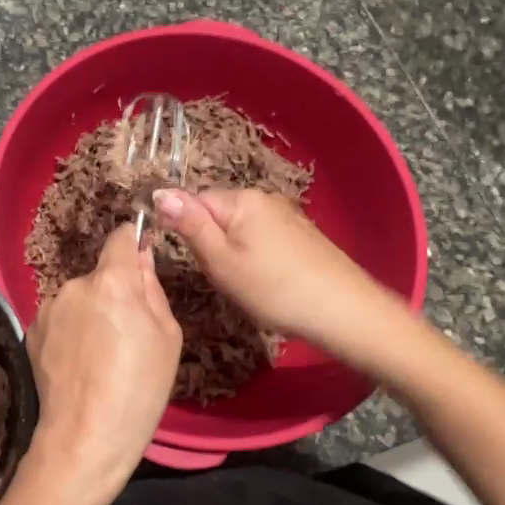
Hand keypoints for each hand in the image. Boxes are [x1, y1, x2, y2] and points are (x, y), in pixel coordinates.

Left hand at [25, 224, 181, 504]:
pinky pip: (61, 318)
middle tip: (129, 332)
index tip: (143, 257)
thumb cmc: (138, 389)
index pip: (121, 237)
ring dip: (91, 312)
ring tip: (102, 355)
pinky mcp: (32, 330)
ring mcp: (48, 307)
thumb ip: (151, 288)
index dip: (134, 242)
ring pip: (80, 297)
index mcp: (111, 281)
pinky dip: (72, 331)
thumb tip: (141, 257)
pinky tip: (80, 363)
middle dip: (115, 292)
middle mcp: (74, 284)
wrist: (85, 437)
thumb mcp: (167, 337)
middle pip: (101, 274)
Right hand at [152, 188, 420, 366]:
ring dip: (234, 252)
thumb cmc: (274, 289)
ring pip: (241, 229)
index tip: (197, 261)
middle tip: (221, 278)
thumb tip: (159, 192)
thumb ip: (190, 225)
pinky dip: (258, 258)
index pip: (194, 201)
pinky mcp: (302, 235)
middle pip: (217, 213)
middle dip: (211, 242)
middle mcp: (264, 198)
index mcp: (240, 199)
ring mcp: (287, 215)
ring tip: (246, 285)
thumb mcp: (221, 262)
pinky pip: (264, 238)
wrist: (345, 312)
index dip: (187, 230)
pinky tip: (269, 283)